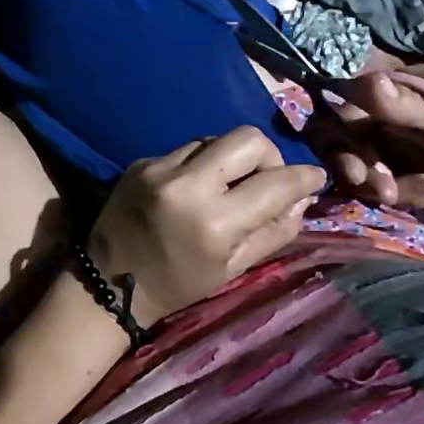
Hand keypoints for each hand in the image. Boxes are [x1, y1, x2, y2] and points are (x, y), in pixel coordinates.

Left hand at [89, 126, 324, 325]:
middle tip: (266, 181)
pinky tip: (193, 190)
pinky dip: (201, 165)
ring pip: (216, 138)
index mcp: (215, 222)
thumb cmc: (179, 285)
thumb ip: (275, 231)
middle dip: (269, 157)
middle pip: (249, 138)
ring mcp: (159, 168)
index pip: (276, 183)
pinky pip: (187, 149)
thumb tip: (303, 197)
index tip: (315, 177)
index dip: (304, 177)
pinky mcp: (141, 161)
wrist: (108, 284)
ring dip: (232, 159)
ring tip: (226, 187)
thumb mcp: (234, 268)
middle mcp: (187, 185)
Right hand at [315, 65, 423, 205]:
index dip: (338, 141)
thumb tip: (364, 84)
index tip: (358, 170)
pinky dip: (414, 195)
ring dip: (393, 187)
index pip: (342, 111)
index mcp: (394, 90)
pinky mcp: (413, 173)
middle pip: (347, 147)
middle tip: (386, 191)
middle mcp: (388, 116)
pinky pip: (394, 190)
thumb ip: (408, 106)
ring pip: (368, 174)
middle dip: (363, 172)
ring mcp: (400, 146)